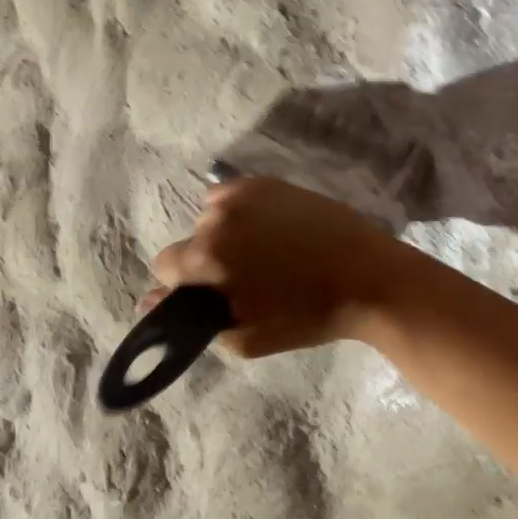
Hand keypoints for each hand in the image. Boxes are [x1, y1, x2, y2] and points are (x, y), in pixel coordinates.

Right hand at [146, 175, 428, 357]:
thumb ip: (192, 323)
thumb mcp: (245, 337)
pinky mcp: (264, 182)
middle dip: (205, 260)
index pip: (166, 265)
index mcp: (206, 258)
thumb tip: (148, 303)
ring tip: (264, 253)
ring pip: (211, 218)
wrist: (369, 279)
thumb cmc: (307, 317)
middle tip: (243, 278)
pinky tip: (268, 229)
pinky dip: (238, 211)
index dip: (182, 284)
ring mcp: (241, 195)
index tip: (210, 294)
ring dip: (224, 235)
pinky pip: (230, 195)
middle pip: (190, 240)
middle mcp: (215, 219)